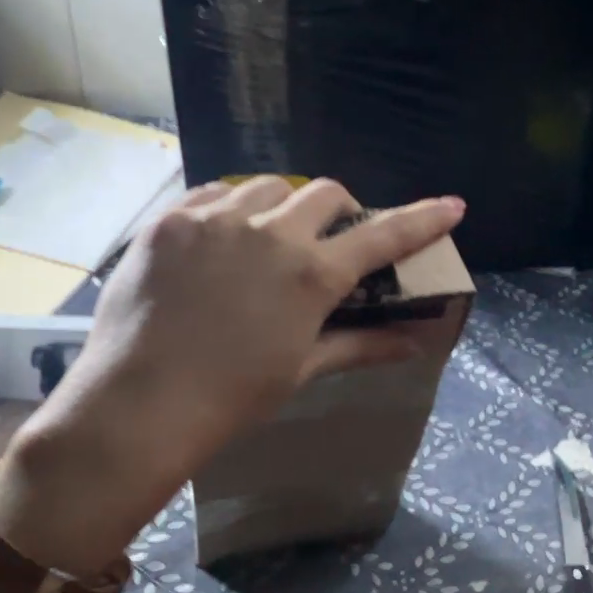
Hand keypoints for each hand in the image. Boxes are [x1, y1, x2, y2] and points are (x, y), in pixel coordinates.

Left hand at [0, 176, 464, 574]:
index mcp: (312, 274)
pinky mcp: (170, 220)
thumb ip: (363, 343)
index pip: (384, 235)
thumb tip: (419, 341)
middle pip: (326, 192)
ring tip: (268, 240)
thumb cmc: (233, 396)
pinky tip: (222, 238)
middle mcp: (270, 232)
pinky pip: (214, 193)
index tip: (454, 205)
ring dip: (283, 207)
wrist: (138, 405)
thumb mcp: (303, 367)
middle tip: (329, 239)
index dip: (423, 219)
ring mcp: (215, 220)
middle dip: (340, 209)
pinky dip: (231, 207)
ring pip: (269, 186)